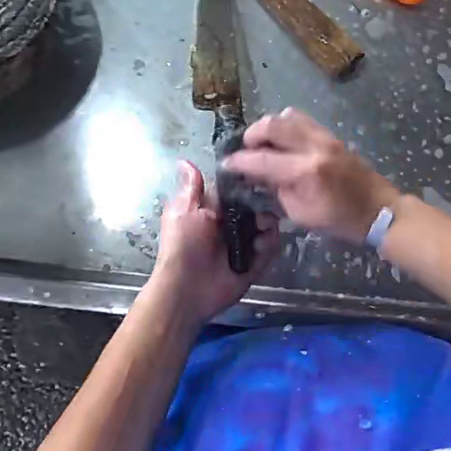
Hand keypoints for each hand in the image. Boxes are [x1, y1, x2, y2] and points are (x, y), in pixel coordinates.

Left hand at [137, 160, 278, 332]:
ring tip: (261, 231)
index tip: (261, 180)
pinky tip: (260, 247)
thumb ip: (192, 187)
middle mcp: (228, 227)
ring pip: (266, 229)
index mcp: (212, 211)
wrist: (185, 289)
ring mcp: (241, 247)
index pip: (237, 193)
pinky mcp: (252, 266)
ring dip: (267, 228)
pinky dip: (269, 247)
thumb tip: (185, 160)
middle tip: (261, 214)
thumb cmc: (181, 246)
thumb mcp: (183, 210)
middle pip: (256, 210)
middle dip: (263, 208)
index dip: (248, 186)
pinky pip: (269, 252)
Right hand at [223, 108, 400, 243]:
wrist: (380, 211)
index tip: (226, 164)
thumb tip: (258, 176)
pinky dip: (285, 127)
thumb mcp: (300, 214)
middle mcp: (314, 146)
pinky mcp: (331, 134)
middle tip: (246, 151)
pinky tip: (283, 144)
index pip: (261, 159)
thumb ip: (276, 190)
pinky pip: (301, 120)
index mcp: (306, 171)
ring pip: (286, 115)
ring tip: (265, 145)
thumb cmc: (340, 220)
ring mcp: (324, 136)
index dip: (239, 161)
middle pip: (271, 125)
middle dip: (251, 136)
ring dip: (269, 128)